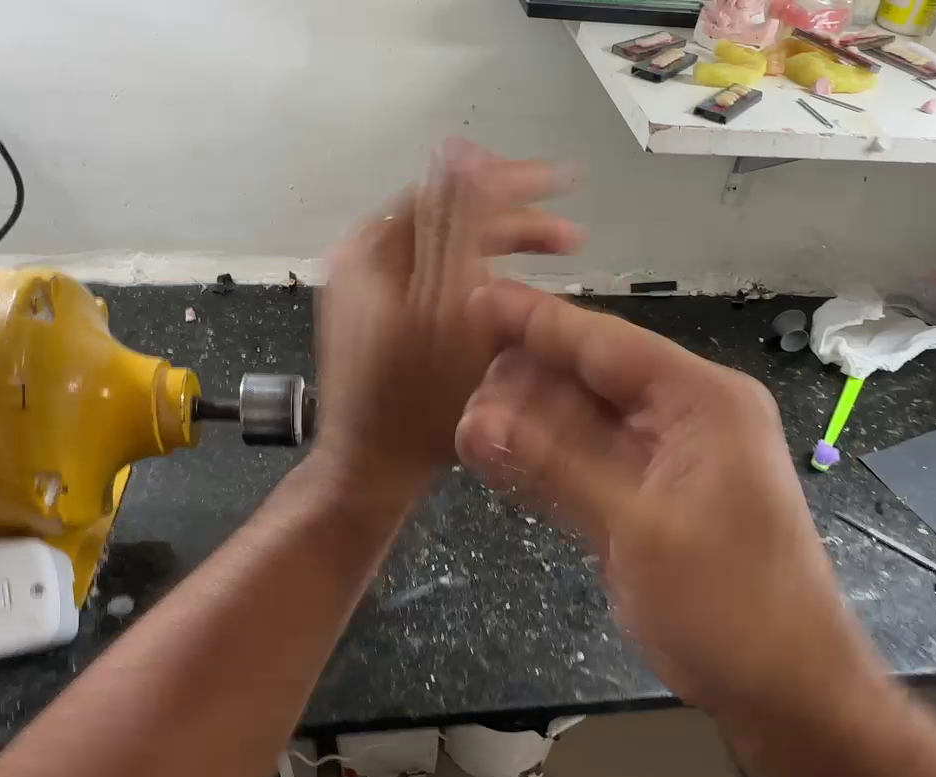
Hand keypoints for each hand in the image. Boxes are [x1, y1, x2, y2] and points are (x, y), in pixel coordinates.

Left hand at [310, 140, 580, 500]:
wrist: (371, 470)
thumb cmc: (416, 402)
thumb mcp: (446, 310)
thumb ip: (456, 225)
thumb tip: (463, 147)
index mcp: (374, 249)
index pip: (447, 190)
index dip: (511, 182)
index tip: (567, 182)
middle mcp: (364, 260)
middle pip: (447, 218)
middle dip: (513, 220)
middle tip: (571, 235)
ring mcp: (368, 292)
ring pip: (445, 251)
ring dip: (500, 249)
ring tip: (555, 258)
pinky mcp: (379, 322)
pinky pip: (435, 281)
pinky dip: (475, 279)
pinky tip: (509, 292)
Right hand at [455, 283, 886, 718]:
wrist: (779, 683)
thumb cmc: (729, 603)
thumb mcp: (640, 530)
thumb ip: (556, 469)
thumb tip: (477, 420)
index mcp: (701, 404)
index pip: (607, 345)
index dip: (538, 322)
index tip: (475, 301)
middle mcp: (682, 422)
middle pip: (590, 381)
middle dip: (525, 380)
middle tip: (460, 388)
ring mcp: (661, 467)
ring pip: (581, 427)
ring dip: (526, 426)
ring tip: (464, 425)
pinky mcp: (642, 508)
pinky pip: (583, 471)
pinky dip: (542, 467)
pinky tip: (496, 458)